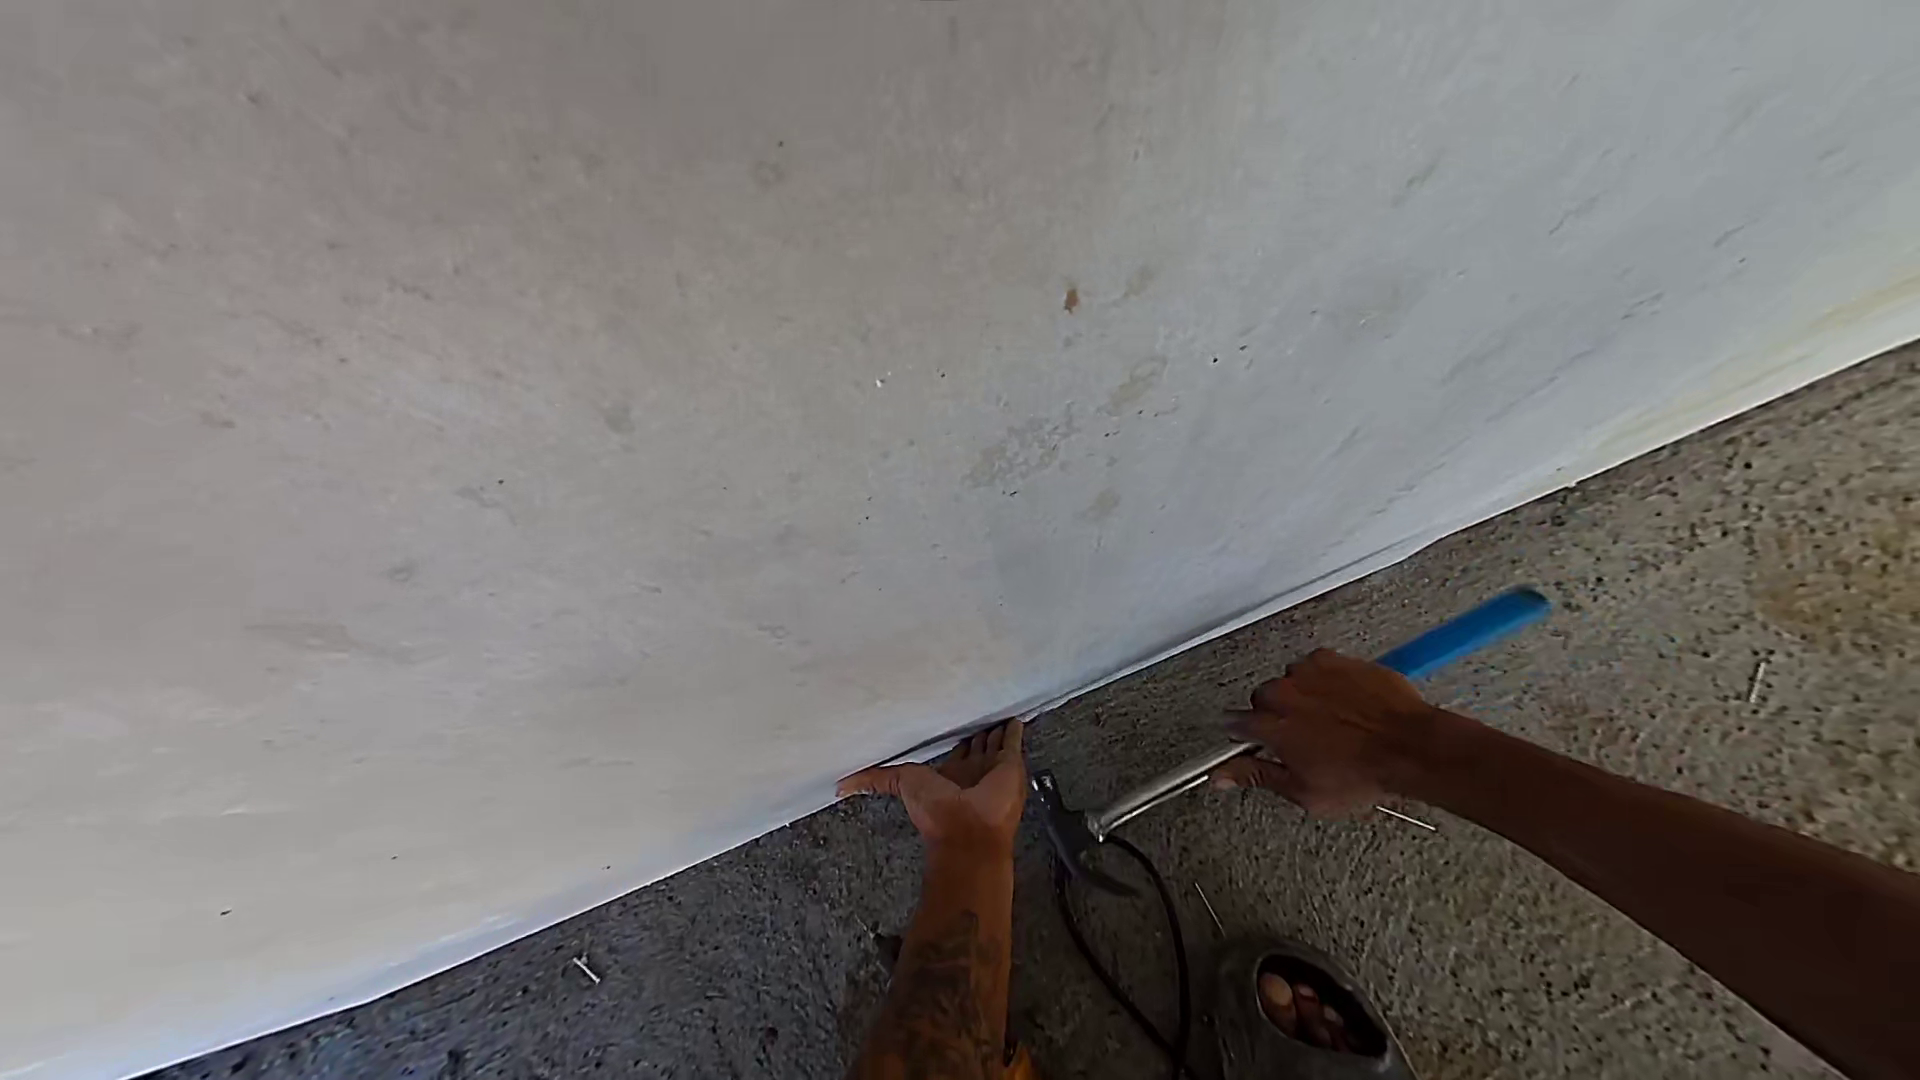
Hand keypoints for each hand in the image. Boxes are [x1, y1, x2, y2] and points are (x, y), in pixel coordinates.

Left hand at [838, 719, 1027, 854]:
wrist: (969, 832)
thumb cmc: (936, 813)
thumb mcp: (899, 784)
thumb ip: (874, 780)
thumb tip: (839, 785)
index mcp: (949, 776)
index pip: (952, 754)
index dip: (952, 739)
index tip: (950, 719)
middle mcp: (971, 772)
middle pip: (975, 748)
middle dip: (976, 732)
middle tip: (978, 709)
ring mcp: (993, 769)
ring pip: (994, 743)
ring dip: (995, 729)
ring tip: (996, 709)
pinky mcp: (1011, 764)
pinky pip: (1015, 742)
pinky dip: (1016, 731)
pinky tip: (1015, 718)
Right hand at [1210, 649, 1461, 814]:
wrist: (1411, 747)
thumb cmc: (1362, 773)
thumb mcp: (1303, 791)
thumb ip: (1254, 776)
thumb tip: (1217, 776)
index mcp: (1267, 726)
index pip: (1234, 723)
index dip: (1248, 735)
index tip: (1260, 741)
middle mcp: (1279, 694)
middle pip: (1262, 700)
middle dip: (1278, 715)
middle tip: (1306, 736)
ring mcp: (1303, 674)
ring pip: (1288, 682)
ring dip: (1301, 696)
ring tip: (1331, 718)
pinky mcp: (1328, 660)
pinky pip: (1314, 667)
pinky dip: (1323, 681)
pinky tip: (1342, 701)